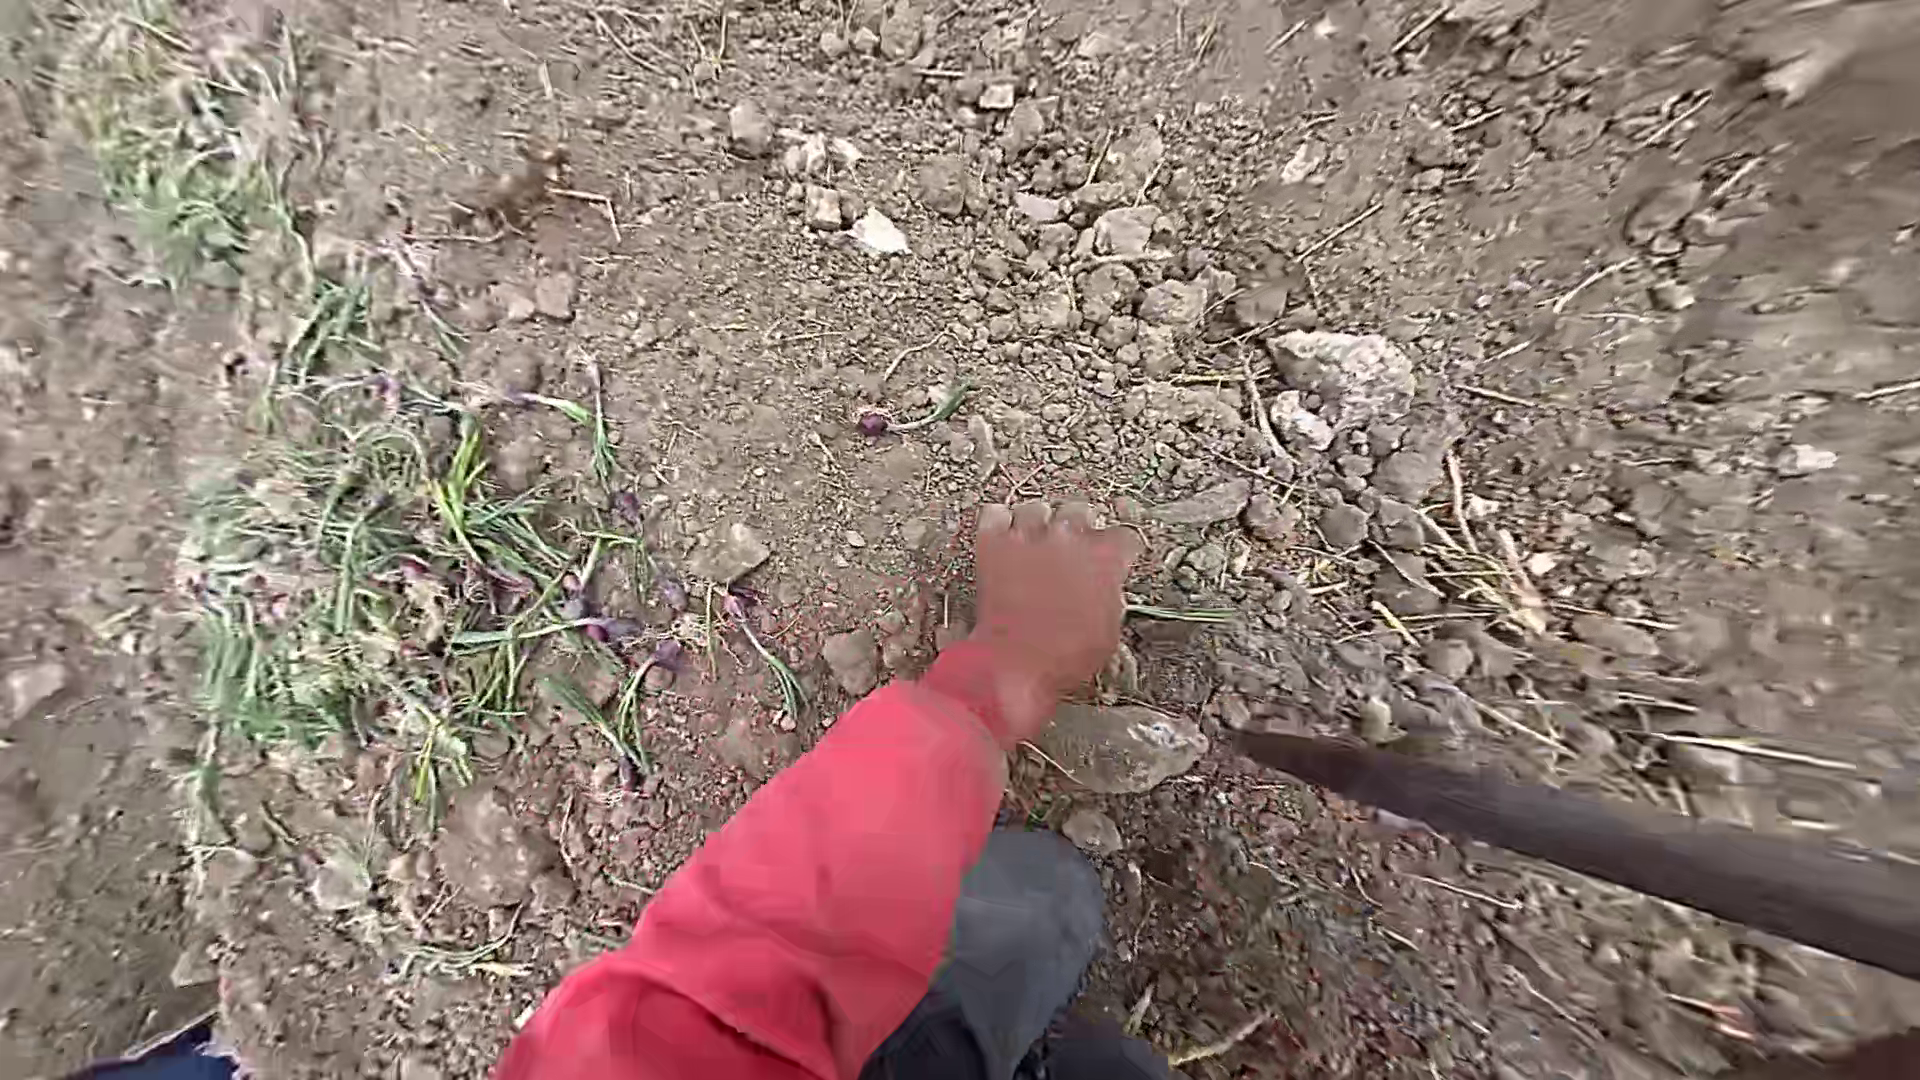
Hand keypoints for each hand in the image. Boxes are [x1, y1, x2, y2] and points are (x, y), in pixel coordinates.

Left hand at [966, 501, 1141, 741]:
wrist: (1017, 665)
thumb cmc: (1066, 657)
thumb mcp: (1108, 630)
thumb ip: (1109, 593)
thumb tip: (1105, 586)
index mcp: (1106, 557)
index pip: (1122, 535)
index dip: (1116, 549)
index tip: (1111, 557)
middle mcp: (1070, 536)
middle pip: (1079, 510)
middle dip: (1078, 527)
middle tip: (1070, 547)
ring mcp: (1029, 536)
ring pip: (1036, 508)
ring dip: (1037, 523)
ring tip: (1033, 541)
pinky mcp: (993, 543)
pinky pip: (994, 513)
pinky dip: (998, 522)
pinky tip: (1003, 536)